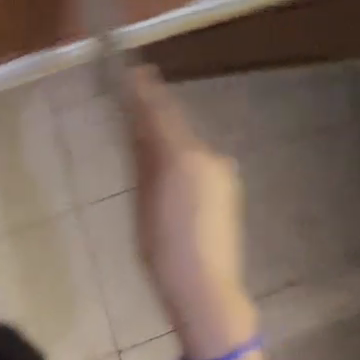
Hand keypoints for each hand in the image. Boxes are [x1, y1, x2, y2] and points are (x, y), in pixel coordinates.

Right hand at [124, 66, 257, 359]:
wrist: (204, 288)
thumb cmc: (164, 250)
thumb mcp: (144, 202)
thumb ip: (144, 160)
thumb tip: (139, 129)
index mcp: (185, 156)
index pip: (160, 114)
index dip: (144, 92)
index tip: (133, 71)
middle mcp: (210, 158)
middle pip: (176, 130)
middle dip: (154, 120)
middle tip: (132, 106)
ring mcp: (223, 176)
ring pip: (187, 150)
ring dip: (166, 145)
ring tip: (142, 148)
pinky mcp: (227, 195)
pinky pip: (197, 168)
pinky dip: (179, 165)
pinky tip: (165, 180)